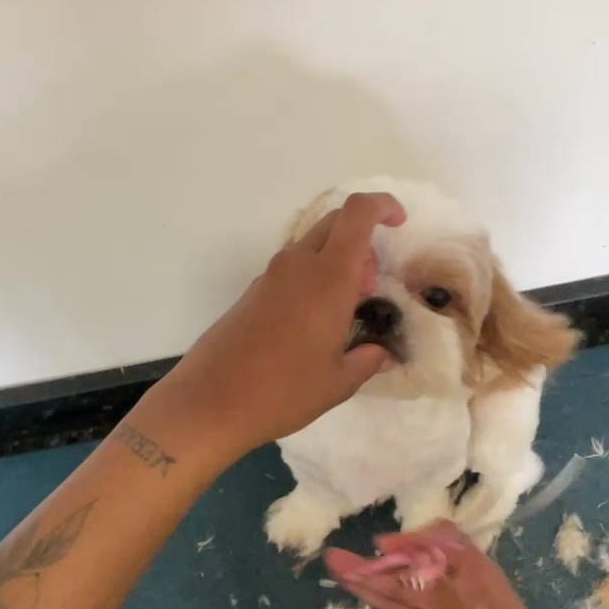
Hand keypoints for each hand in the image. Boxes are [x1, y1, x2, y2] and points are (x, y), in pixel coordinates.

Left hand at [140, 191, 406, 460]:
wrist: (209, 402)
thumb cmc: (282, 392)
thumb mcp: (337, 383)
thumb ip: (367, 361)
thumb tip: (381, 354)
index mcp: (328, 278)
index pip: (358, 214)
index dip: (383, 206)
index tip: (399, 225)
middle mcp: (298, 266)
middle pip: (335, 224)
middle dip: (362, 244)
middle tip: (367, 291)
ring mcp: (270, 277)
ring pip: (312, 247)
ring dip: (335, 264)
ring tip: (342, 315)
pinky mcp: (252, 293)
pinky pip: (292, 270)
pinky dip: (313, 280)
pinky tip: (312, 326)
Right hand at [323, 521, 579, 608]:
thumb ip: (435, 591)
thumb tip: (402, 557)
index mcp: (474, 575)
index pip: (438, 542)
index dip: (408, 541)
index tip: (377, 547)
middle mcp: (460, 591)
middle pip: (412, 571)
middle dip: (375, 565)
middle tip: (335, 560)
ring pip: (406, 601)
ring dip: (373, 592)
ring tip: (338, 579)